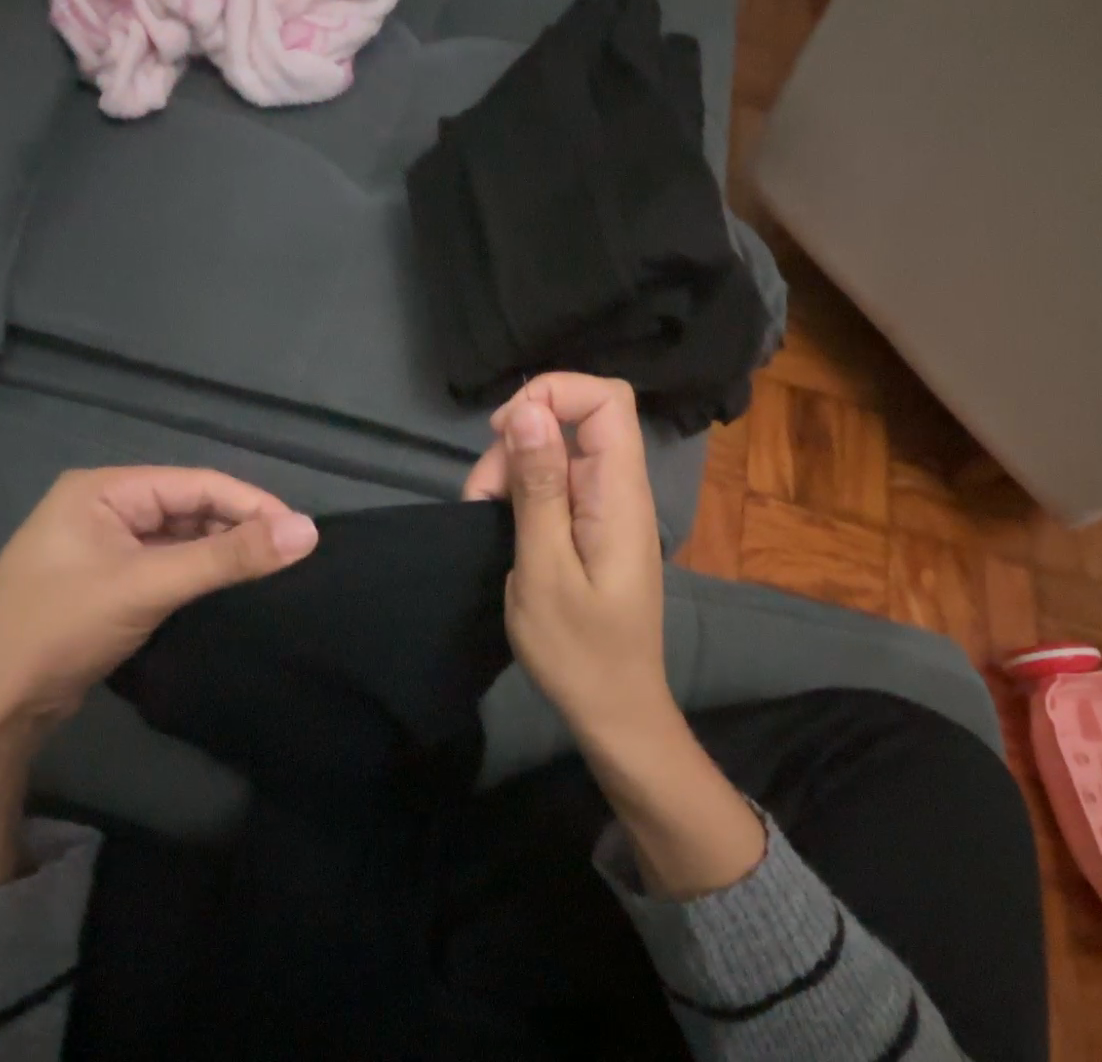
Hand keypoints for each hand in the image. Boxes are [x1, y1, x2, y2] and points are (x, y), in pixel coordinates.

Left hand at [0, 466, 316, 895]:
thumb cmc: (59, 626)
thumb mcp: (149, 585)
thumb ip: (228, 557)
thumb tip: (308, 531)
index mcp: (103, 490)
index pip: (197, 483)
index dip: (253, 504)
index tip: (304, 534)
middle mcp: (102, 509)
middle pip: (189, 508)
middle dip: (239, 528)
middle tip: (291, 558)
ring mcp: (102, 549)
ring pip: (179, 540)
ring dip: (220, 554)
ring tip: (270, 574)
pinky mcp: (106, 585)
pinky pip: (165, 567)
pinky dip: (197, 576)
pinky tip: (227, 592)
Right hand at [466, 381, 766, 896]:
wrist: (614, 708)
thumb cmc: (578, 649)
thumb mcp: (545, 567)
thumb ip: (538, 487)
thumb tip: (527, 410)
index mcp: (620, 494)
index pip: (606, 400)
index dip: (553, 393)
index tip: (502, 431)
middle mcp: (621, 491)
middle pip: (575, 423)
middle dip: (518, 443)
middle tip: (481, 499)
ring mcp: (607, 511)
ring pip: (558, 456)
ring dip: (512, 474)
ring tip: (484, 520)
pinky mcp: (592, 531)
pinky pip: (557, 489)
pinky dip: (522, 499)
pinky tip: (501, 531)